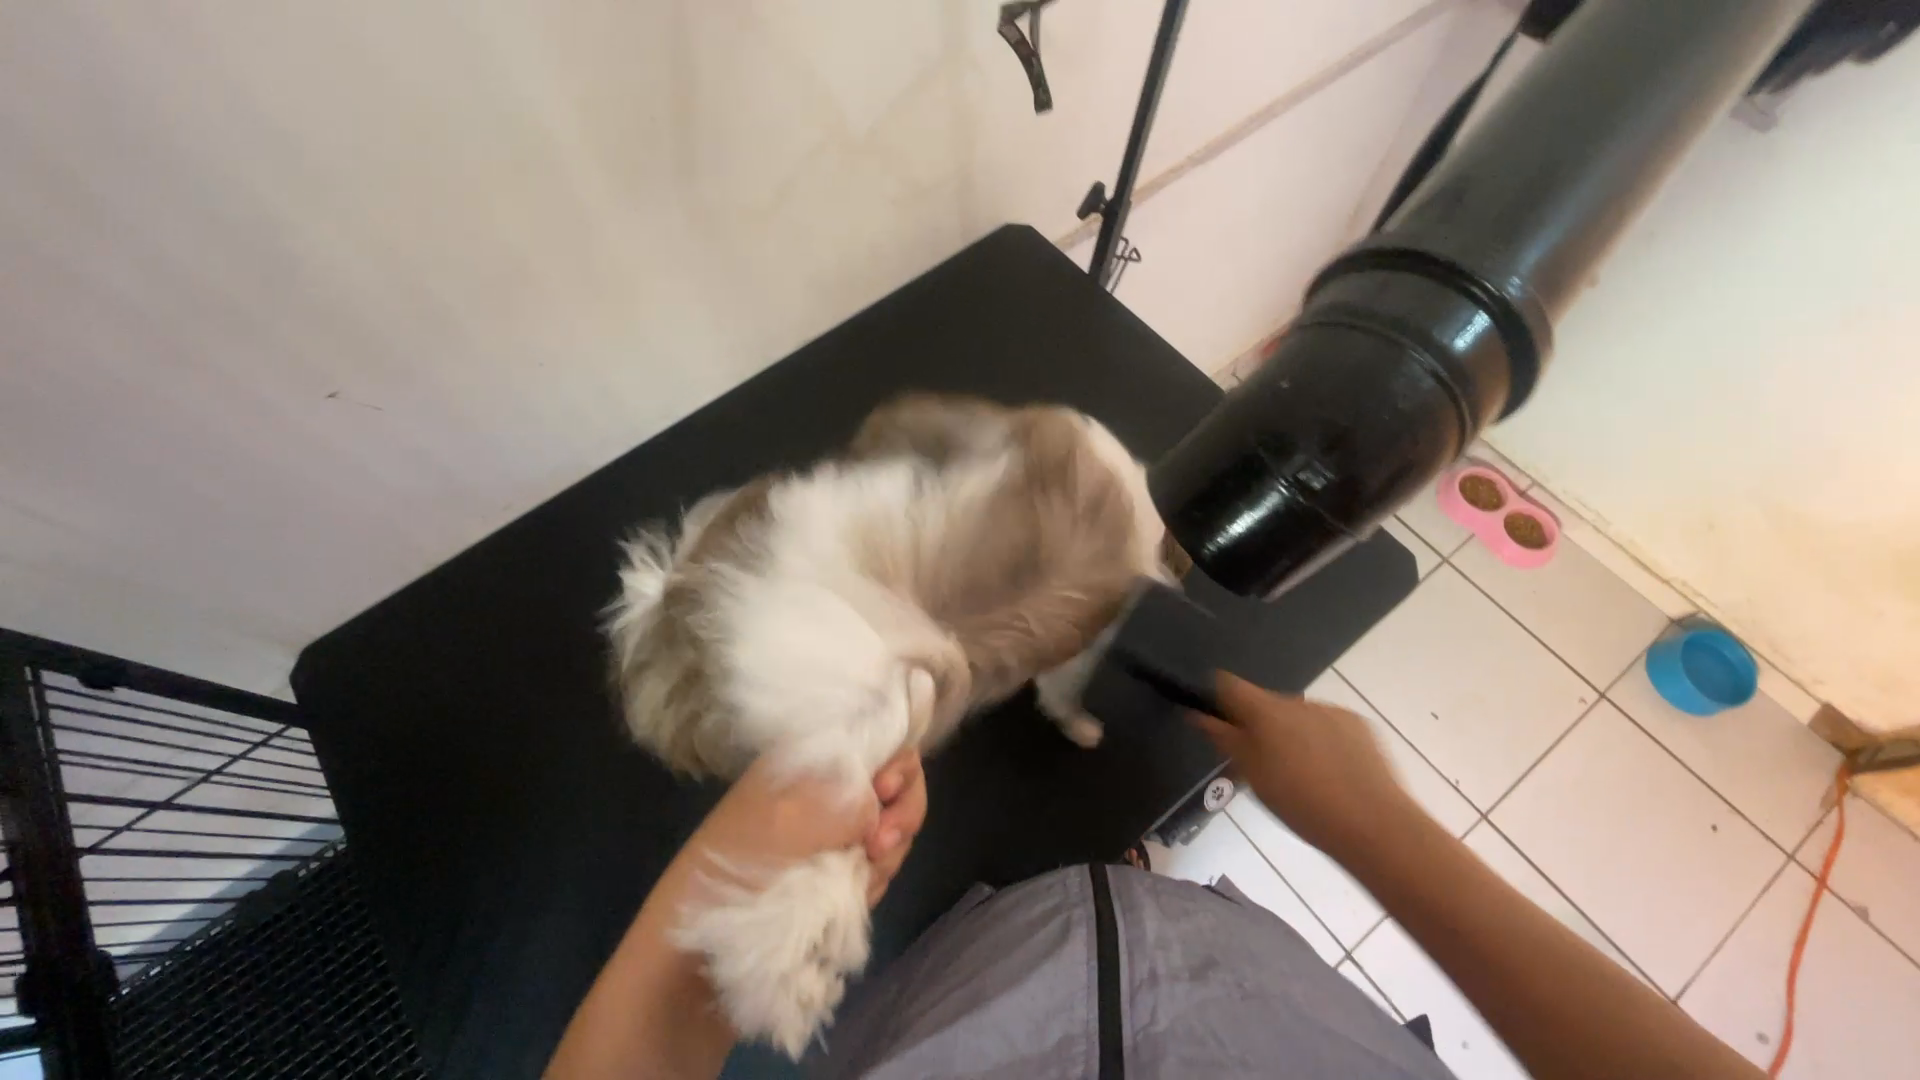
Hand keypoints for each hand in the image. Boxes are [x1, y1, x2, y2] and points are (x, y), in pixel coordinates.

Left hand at [678, 748, 927, 909]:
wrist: (709, 923)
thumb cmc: (746, 855)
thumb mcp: (798, 815)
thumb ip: (851, 799)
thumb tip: (880, 807)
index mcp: (820, 756)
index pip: (885, 741)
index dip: (899, 765)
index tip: (885, 793)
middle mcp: (835, 785)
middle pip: (900, 788)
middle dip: (900, 818)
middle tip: (876, 848)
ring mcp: (841, 828)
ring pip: (894, 830)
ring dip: (886, 857)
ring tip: (856, 879)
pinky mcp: (843, 866)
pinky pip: (880, 866)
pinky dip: (874, 881)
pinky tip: (853, 894)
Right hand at [1190, 672, 1417, 857]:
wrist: (1374, 826)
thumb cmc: (1302, 805)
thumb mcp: (1253, 777)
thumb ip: (1224, 739)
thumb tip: (1198, 715)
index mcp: (1265, 711)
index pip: (1227, 683)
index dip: (1217, 699)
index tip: (1219, 724)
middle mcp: (1297, 701)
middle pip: (1264, 702)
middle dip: (1258, 725)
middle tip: (1262, 764)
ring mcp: (1331, 711)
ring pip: (1296, 715)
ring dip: (1290, 733)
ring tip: (1301, 774)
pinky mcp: (1359, 724)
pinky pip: (1326, 724)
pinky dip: (1320, 740)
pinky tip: (1330, 772)